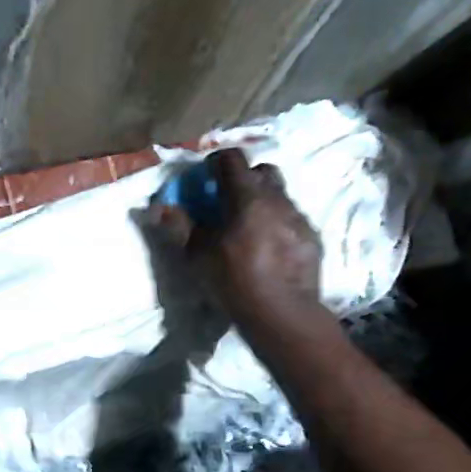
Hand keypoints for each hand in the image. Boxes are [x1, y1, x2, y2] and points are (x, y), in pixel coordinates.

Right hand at [143, 148, 323, 333]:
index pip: (232, 158)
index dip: (215, 162)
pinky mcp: (312, 239)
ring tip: (249, 229)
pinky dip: (278, 226)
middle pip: (262, 171)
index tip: (205, 177)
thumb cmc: (233, 281)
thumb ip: (179, 226)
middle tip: (229, 202)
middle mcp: (277, 199)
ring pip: (280, 196)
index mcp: (246, 197)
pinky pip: (293, 221)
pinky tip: (270, 250)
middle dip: (245, 179)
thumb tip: (158, 208)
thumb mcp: (196, 256)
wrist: (282, 313)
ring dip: (263, 204)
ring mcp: (299, 218)